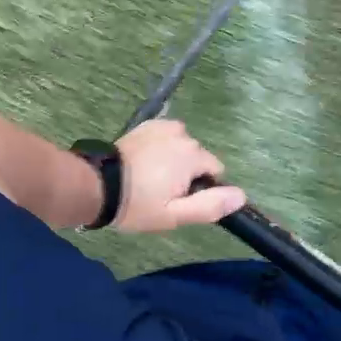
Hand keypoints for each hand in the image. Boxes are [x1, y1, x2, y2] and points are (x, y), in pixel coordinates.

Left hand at [110, 119, 245, 231]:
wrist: (99, 184)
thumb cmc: (139, 204)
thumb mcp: (175, 215)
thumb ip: (210, 205)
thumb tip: (241, 195)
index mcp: (193, 155)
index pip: (215, 171)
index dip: (202, 188)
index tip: (179, 200)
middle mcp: (183, 134)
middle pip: (198, 157)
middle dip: (188, 173)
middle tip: (163, 193)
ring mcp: (164, 126)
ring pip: (183, 146)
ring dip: (175, 159)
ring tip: (152, 178)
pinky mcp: (148, 124)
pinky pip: (167, 136)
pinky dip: (162, 147)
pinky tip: (146, 162)